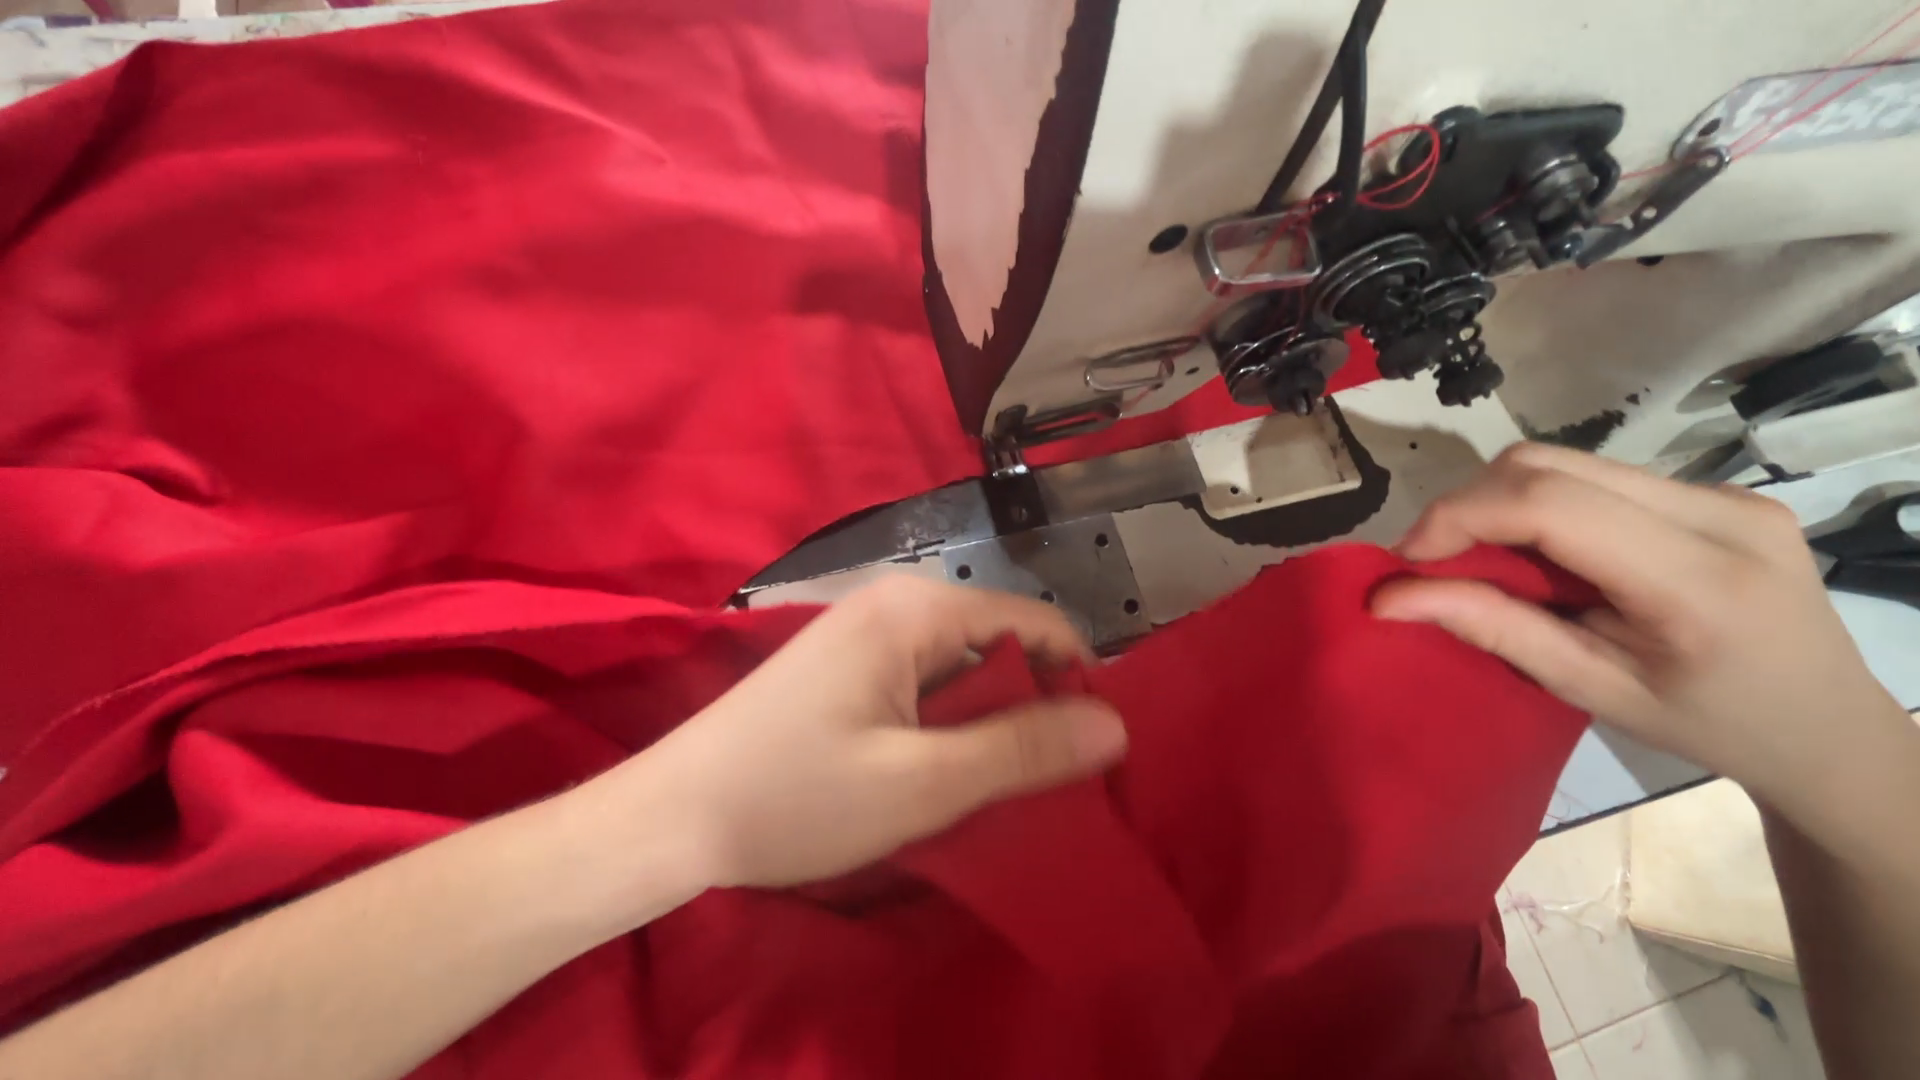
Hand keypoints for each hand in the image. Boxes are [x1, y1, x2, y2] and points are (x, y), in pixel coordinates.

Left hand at [588, 577, 1127, 894]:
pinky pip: (923, 688)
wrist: (670, 820)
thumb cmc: (796, 796)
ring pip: (961, 672)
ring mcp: (864, 636)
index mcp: (916, 609)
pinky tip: (941, 778)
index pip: (1037, 623)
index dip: (1074, 683)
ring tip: (996, 791)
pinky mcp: (846, 671)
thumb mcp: (923, 782)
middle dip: (1029, 710)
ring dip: (986, 726)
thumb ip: (1023, 749)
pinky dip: (946, 728)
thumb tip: (1116, 725)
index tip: (1093, 755)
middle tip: (1044, 787)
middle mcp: (894, 604)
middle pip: (998, 645)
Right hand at [1371, 442, 1906, 805]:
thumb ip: (1494, 629)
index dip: (1458, 517)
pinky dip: (1538, 506)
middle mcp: (1720, 512)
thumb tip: (1389, 597)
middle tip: (1437, 563)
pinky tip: (1544, 555)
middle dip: (1468, 507)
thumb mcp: (1589, 689)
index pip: (1549, 505)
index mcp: (1700, 579)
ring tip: (1488, 562)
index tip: (1406, 561)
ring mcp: (1724, 492)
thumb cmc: (1705, 726)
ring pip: (1562, 461)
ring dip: (1500, 503)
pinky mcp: (1714, 490)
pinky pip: (1591, 476)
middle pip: (1547, 465)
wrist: (1826, 727)